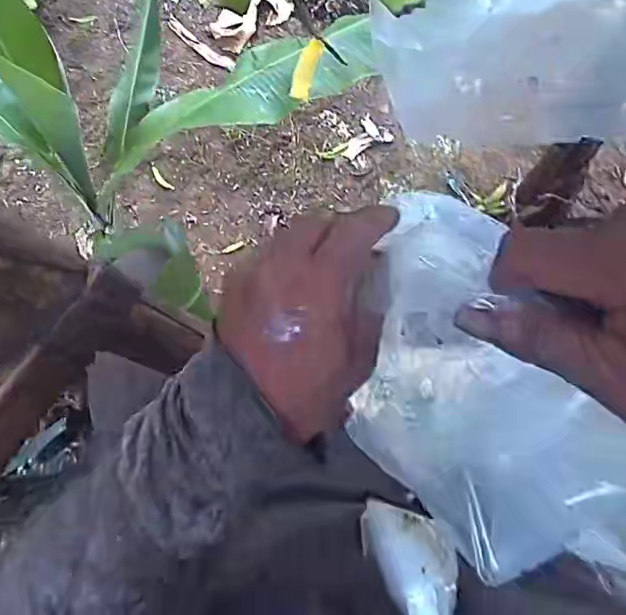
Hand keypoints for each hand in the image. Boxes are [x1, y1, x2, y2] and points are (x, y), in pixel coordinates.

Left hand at [216, 206, 396, 443]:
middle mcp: (283, 263)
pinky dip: (287, 254)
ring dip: (312, 236)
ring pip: (289, 232)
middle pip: (316, 220)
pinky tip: (295, 274)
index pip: (350, 232)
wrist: (243, 408)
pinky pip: (268, 250)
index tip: (390, 218)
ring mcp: (254, 266)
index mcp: (319, 282)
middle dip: (341, 224)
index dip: (374, 219)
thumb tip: (373, 274)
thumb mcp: (357, 357)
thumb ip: (369, 308)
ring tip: (326, 255)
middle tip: (358, 238)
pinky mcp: (235, 276)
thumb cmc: (307, 390)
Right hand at [454, 197, 625, 477]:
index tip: (538, 329)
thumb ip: (543, 341)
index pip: (521, 251)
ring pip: (575, 240)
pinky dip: (606, 268)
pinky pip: (607, 235)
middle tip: (600, 340)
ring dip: (580, 281)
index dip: (508, 289)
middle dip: (552, 290)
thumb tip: (468, 313)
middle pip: (549, 245)